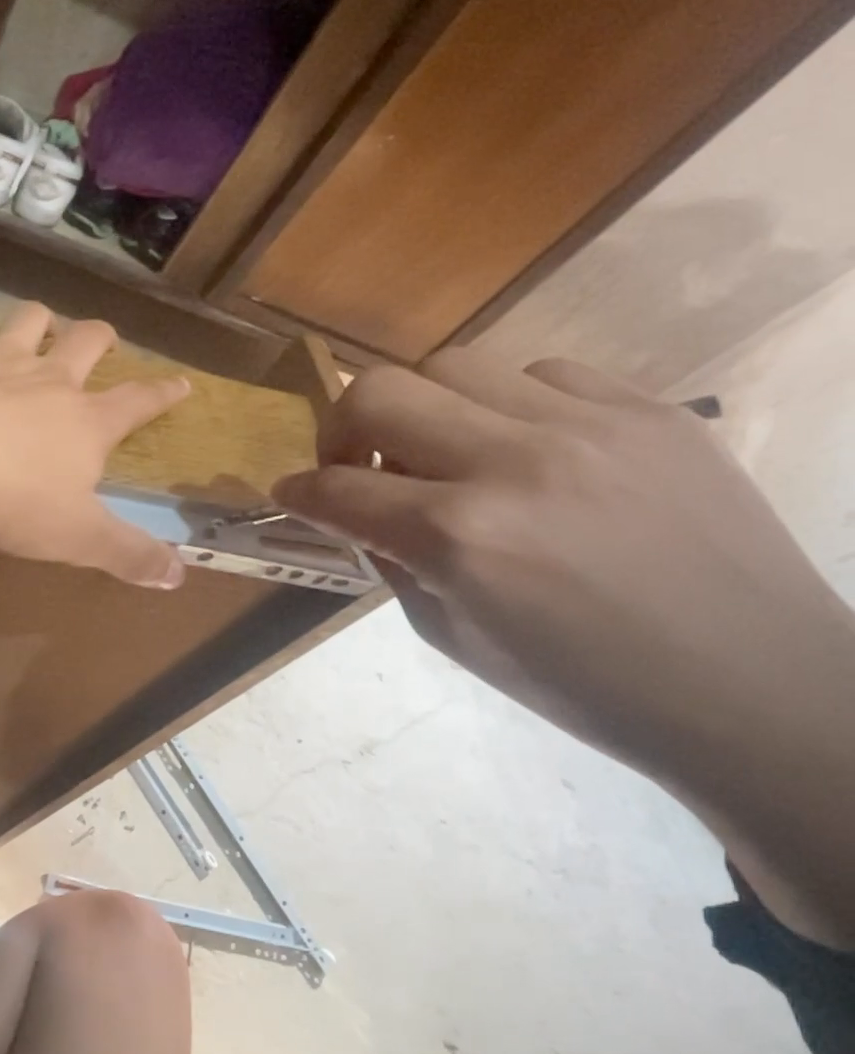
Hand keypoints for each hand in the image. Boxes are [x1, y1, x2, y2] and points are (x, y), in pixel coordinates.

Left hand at [0, 298, 189, 588]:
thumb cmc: (16, 504)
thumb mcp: (79, 538)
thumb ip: (129, 554)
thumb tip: (178, 577)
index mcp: (87, 422)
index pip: (138, 402)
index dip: (163, 394)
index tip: (181, 383)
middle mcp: (50, 380)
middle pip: (87, 342)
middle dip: (99, 338)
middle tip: (100, 340)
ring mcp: (0, 361)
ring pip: (30, 319)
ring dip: (38, 318)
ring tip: (38, 323)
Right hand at [271, 350, 854, 945]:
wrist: (759, 688)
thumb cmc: (585, 686)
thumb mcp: (452, 637)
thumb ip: (393, 560)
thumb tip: (353, 512)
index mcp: (460, 537)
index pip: (338, 488)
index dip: (300, 492)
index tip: (293, 495)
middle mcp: (513, 463)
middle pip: (379, 392)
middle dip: (344, 430)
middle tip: (358, 466)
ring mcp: (590, 426)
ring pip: (455, 365)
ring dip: (426, 410)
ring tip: (447, 453)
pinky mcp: (651, 411)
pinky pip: (544, 373)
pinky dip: (508, 405)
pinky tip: (527, 450)